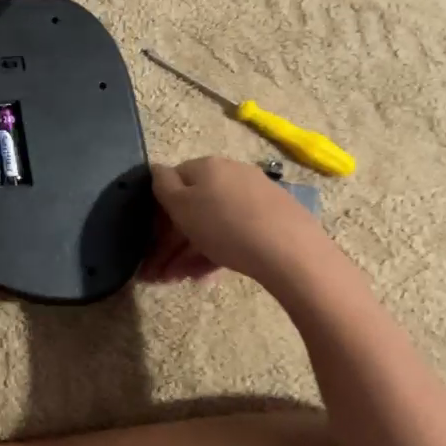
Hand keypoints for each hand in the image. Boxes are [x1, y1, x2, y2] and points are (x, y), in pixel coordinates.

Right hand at [140, 157, 334, 288]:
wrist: (292, 253)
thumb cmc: (224, 226)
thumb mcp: (180, 205)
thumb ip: (162, 184)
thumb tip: (158, 169)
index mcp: (207, 166)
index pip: (173, 180)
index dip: (160, 209)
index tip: (153, 239)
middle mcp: (232, 173)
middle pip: (195, 206)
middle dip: (175, 240)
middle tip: (164, 271)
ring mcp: (258, 196)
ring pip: (216, 222)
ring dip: (193, 251)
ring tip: (185, 279)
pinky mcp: (278, 219)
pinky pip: (238, 232)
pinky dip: (221, 251)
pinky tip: (211, 276)